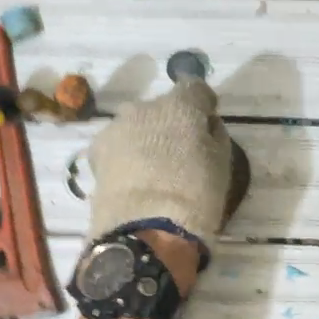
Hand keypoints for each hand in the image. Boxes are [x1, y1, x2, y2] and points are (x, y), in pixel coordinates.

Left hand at [87, 81, 232, 256]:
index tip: (207, 124)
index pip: (195, 89)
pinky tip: (131, 182)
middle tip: (178, 155)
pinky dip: (124, 158)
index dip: (203, 106)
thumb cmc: (196, 196)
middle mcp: (144, 107)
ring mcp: (116, 128)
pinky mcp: (96, 153)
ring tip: (152, 173)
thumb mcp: (222, 165)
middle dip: (170, 125)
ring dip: (144, 141)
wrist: (148, 228)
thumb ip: (214, 136)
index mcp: (180, 105)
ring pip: (136, 127)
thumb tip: (207, 126)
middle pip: (161, 109)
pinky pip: (116, 147)